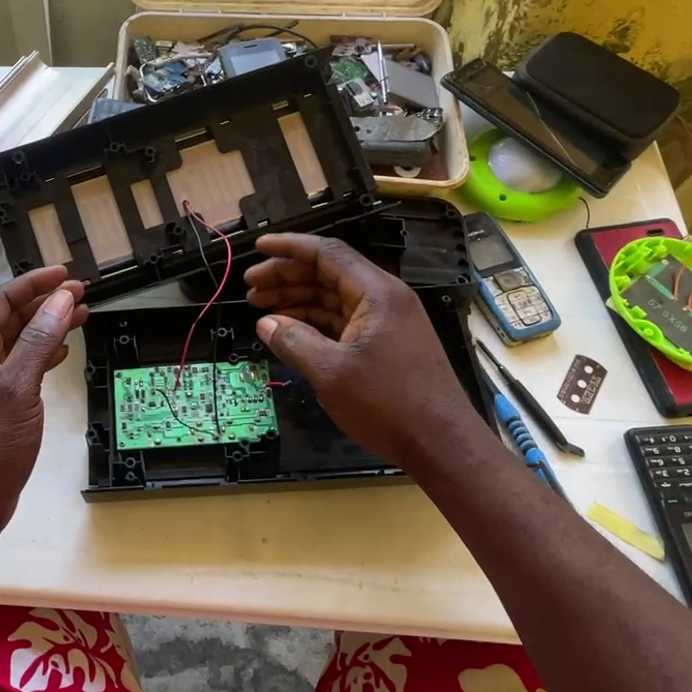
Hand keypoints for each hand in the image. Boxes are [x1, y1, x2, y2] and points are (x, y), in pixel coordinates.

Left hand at [0, 266, 87, 531]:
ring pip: (18, 341)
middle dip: (45, 302)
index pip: (3, 300)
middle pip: (10, 317)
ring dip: (48, 327)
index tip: (67, 273)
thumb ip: (38, 340)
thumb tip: (61, 299)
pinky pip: (20, 365)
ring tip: (82, 316)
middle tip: (82, 292)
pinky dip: (42, 354)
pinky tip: (62, 351)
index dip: (35, 283)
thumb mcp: (17, 387)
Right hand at [244, 233, 484, 466]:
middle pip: (328, 272)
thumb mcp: (331, 372)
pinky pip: (343, 320)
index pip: (327, 253)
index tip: (258, 247)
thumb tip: (266, 323)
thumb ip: (294, 341)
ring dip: (297, 299)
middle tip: (250, 288)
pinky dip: (314, 321)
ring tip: (261, 308)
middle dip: (287, 276)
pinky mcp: (386, 343)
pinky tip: (289, 330)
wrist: (441, 444)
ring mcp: (387, 321)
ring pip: (333, 297)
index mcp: (376, 293)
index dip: (289, 247)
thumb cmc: (388, 404)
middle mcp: (384, 298)